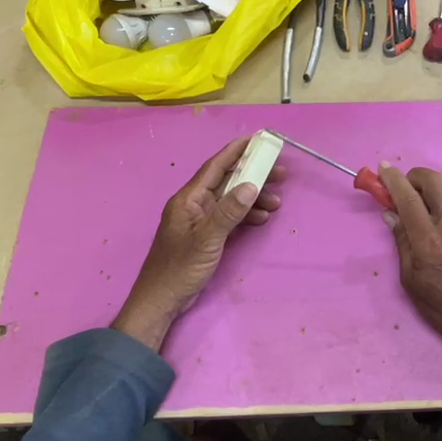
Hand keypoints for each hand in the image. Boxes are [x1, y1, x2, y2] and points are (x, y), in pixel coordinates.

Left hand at [112, 136, 283, 350]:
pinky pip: (229, 217)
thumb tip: (251, 185)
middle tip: (280, 173)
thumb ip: (229, 212)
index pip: (215, 167)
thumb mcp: (207, 239)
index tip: (257, 139)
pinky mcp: (206, 235)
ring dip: (253, 198)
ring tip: (277, 202)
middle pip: (227, 181)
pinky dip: (246, 215)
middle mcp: (194, 204)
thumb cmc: (179, 268)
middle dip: (253, 175)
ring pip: (231, 200)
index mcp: (188, 199)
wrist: (161, 301)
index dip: (235, 151)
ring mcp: (200, 220)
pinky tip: (262, 218)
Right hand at [378, 165, 441, 366]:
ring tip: (422, 198)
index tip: (384, 168)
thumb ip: (401, 239)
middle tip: (404, 187)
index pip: (408, 198)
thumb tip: (390, 212)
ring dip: (432, 184)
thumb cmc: (435, 300)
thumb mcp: (408, 275)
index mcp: (427, 241)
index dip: (394, 179)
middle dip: (415, 176)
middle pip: (434, 181)